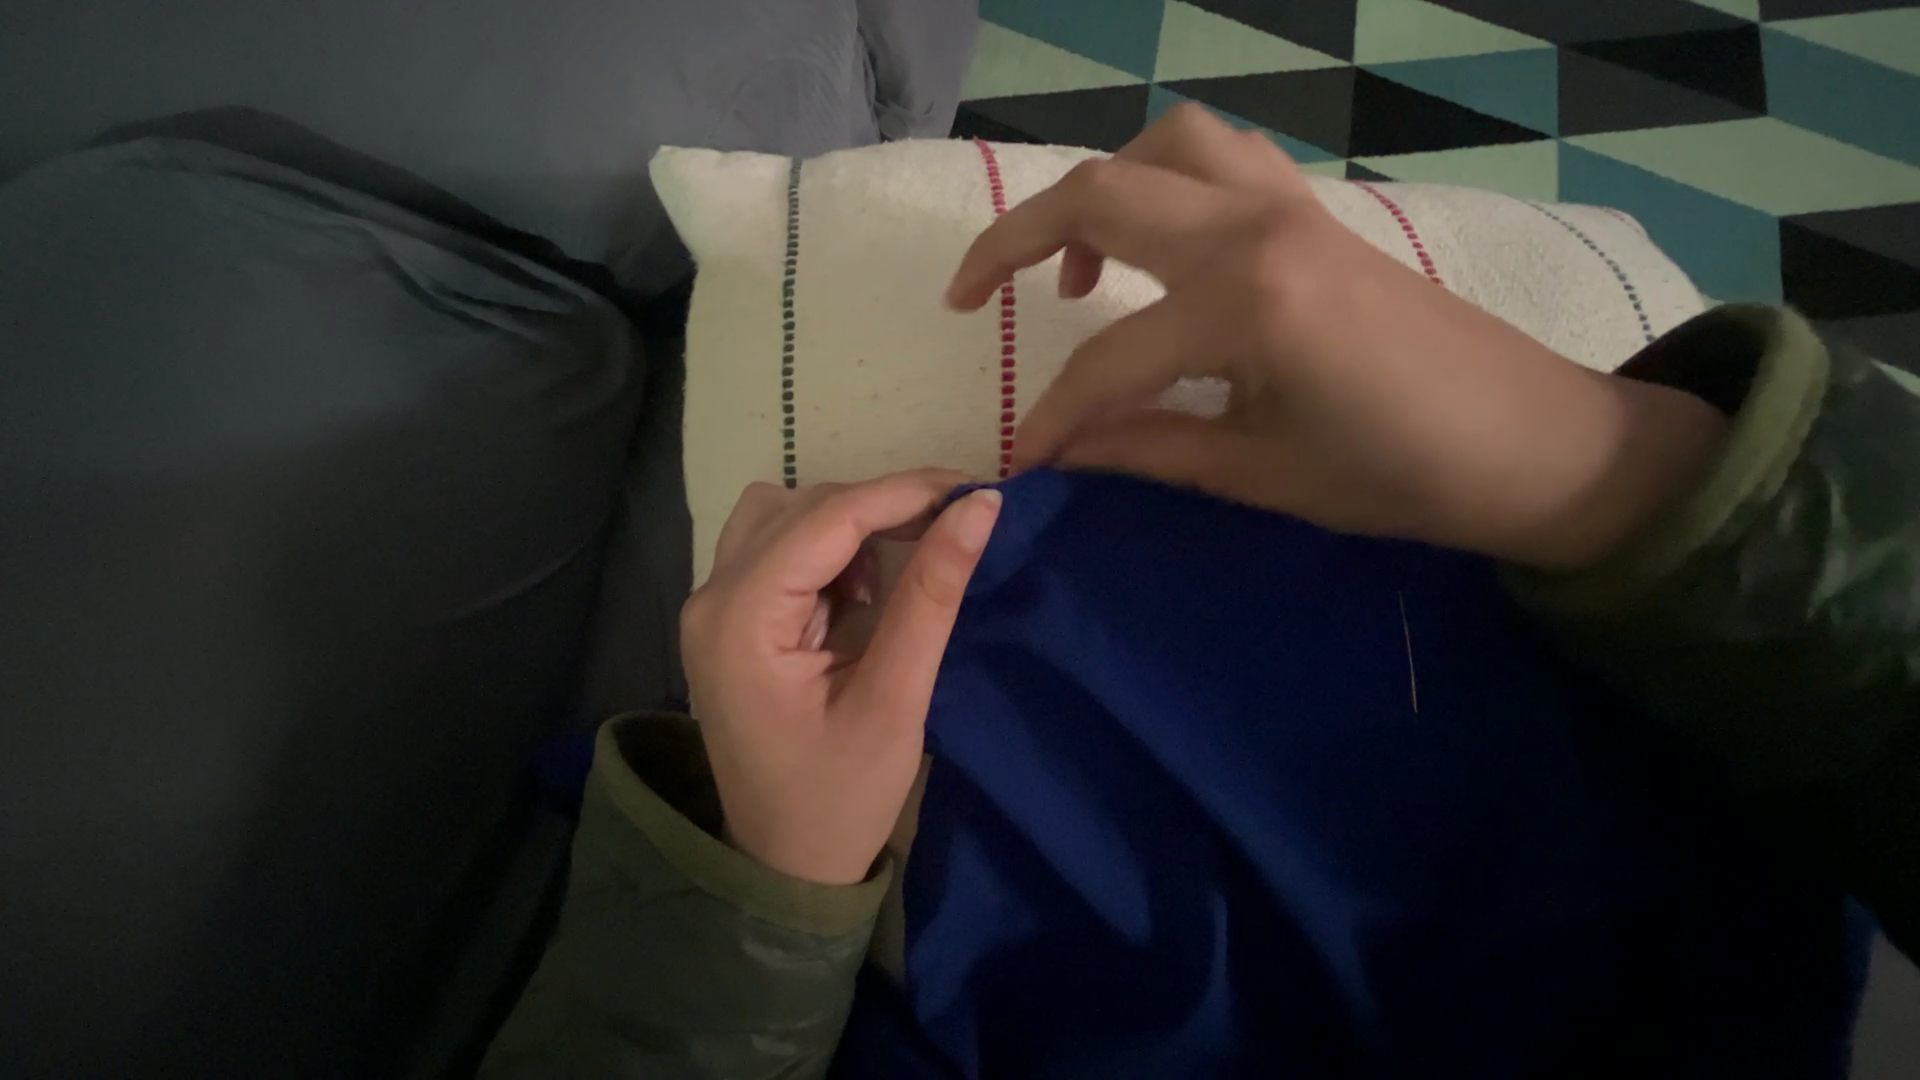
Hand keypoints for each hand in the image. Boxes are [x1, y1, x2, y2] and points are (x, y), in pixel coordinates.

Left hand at [681, 470, 1001, 885]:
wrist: (784, 867)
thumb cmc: (841, 799)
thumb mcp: (896, 698)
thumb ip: (932, 595)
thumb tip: (980, 509)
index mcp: (741, 620)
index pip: (827, 517)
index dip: (905, 492)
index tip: (973, 489)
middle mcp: (712, 598)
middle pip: (800, 507)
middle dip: (880, 506)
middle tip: (949, 527)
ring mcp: (714, 607)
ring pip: (782, 516)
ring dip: (847, 525)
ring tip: (896, 569)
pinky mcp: (731, 619)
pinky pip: (778, 549)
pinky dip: (828, 550)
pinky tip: (860, 594)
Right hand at [947, 104, 1724, 570]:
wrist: (1532, 443)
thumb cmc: (1399, 476)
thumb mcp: (1258, 475)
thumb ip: (1146, 447)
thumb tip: (1061, 449)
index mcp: (1244, 305)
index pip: (1105, 361)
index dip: (1050, 415)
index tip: (1021, 460)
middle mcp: (1254, 229)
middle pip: (1098, 194)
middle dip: (1010, 241)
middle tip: (966, 297)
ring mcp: (1286, 204)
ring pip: (1160, 146)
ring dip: (1093, 192)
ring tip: (1069, 269)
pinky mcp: (1309, 209)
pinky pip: (1216, 157)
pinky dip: (1160, 182)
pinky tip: (1154, 245)